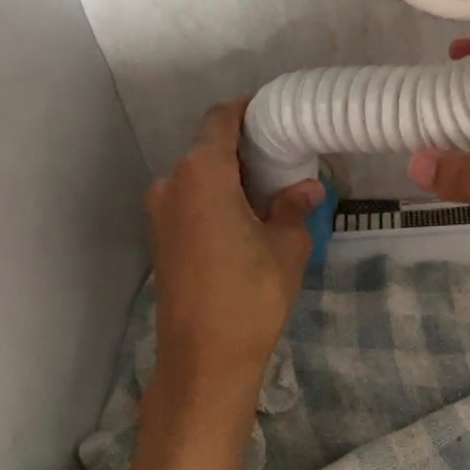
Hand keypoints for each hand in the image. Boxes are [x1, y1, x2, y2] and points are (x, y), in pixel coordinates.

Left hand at [149, 98, 324, 398]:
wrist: (205, 359)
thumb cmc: (251, 294)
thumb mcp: (288, 247)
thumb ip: (294, 208)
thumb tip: (307, 188)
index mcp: (202, 174)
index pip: (221, 119)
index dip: (248, 111)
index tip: (277, 114)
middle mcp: (173, 185)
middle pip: (209, 148)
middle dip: (246, 149)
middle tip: (286, 159)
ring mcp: (162, 214)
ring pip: (200, 178)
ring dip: (232, 178)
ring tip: (273, 194)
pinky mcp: (162, 241)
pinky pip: (192, 203)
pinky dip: (218, 200)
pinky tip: (249, 220)